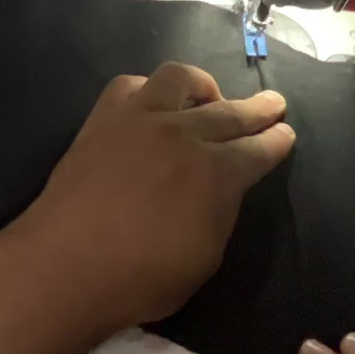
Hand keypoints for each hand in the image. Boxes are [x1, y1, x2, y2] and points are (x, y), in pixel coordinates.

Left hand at [0, 63, 294, 332]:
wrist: (69, 259)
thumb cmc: (144, 275)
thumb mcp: (206, 254)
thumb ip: (220, 208)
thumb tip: (222, 185)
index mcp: (217, 172)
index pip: (257, 150)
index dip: (275, 142)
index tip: (285, 133)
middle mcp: (182, 133)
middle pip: (228, 112)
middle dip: (257, 109)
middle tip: (273, 104)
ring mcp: (139, 118)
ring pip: (178, 78)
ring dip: (201, 84)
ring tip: (209, 95)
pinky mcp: (103, 116)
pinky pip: (130, 85)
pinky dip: (148, 89)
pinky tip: (152, 100)